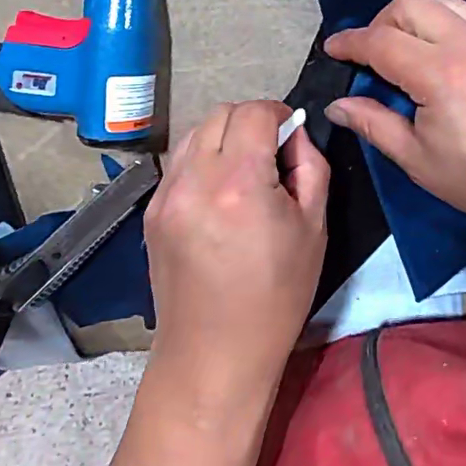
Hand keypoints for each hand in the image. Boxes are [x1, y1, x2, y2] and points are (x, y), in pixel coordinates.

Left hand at [144, 101, 328, 398]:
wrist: (214, 353)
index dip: (279, 114)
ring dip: (223, 137)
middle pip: (221, 114)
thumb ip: (310, 167)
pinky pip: (178, 163)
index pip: (255, 112)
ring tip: (242, 171)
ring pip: (195, 133)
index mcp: (239, 182)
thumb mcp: (314, 229)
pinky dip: (201, 161)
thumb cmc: (276, 297)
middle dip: (251, 121)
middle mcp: (195, 178)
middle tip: (270, 152)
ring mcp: (166, 194)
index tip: (291, 133)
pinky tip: (217, 194)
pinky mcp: (152, 210)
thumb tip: (296, 133)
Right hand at [323, 0, 465, 234]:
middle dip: (381, 22)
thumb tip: (338, 104)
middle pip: (409, 4)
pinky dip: (451, 27)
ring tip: (414, 53)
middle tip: (376, 55)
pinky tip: (453, 60)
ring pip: (444, 2)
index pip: (380, 41)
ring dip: (417, 20)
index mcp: (440, 74)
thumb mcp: (419, 161)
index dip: (350, 42)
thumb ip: (374, 123)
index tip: (334, 49)